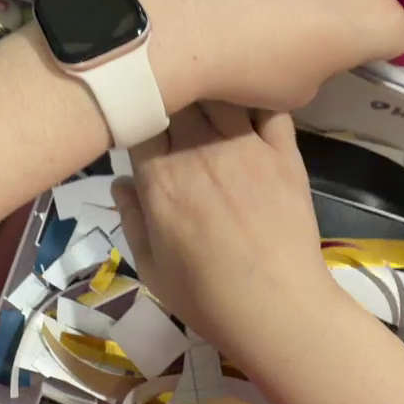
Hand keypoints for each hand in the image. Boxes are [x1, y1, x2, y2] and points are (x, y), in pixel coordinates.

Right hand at [110, 103, 344, 368]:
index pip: (140, 118)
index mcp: (159, 178)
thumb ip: (131, 218)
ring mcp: (244, 147)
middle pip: (178, 98)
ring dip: (209, 92)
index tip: (140, 124)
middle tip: (173, 111)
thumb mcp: (150, 267)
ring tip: (207, 100)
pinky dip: (257, 97)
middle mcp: (198, 151)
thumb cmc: (206, 297)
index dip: (137, 115)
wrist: (278, 311)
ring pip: (219, 94)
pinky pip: (269, 107)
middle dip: (171, 98)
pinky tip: (248, 104)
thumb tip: (120, 182)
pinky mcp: (283, 153)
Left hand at [136, 0, 403, 112]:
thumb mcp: (301, 89)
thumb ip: (327, 68)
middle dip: (378, 21)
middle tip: (362, 46)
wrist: (188, 25)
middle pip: (382, 1)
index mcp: (375, 18)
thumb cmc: (256, 69)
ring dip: (336, 3)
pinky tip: (271, 12)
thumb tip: (318, 51)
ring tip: (310, 29)